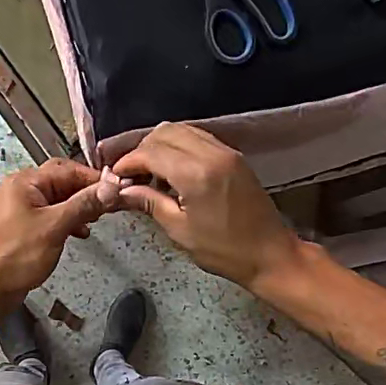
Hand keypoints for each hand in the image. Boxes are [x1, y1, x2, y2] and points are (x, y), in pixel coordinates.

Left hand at [0, 159, 117, 310]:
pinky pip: (53, 215)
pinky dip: (69, 220)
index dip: (95, 179)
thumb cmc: (13, 257)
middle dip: (88, 192)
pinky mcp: (26, 226)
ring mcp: (23, 208)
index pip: (69, 170)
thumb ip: (84, 205)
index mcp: (25, 182)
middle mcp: (22, 190)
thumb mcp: (55, 226)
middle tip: (110, 202)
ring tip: (97, 218)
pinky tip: (80, 231)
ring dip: (80, 207)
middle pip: (64, 181)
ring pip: (60, 199)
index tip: (118, 188)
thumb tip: (109, 188)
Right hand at [109, 124, 304, 290]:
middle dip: (143, 149)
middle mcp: (212, 153)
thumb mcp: (180, 230)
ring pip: (183, 131)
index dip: (128, 162)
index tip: (115, 177)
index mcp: (196, 173)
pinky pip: (199, 139)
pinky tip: (173, 172)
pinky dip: (180, 147)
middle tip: (131, 175)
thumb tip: (121, 191)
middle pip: (165, 132)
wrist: (270, 254)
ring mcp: (226, 152)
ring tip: (150, 174)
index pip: (151, 151)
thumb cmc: (224, 250)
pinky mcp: (235, 157)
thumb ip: (149, 202)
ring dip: (161, 146)